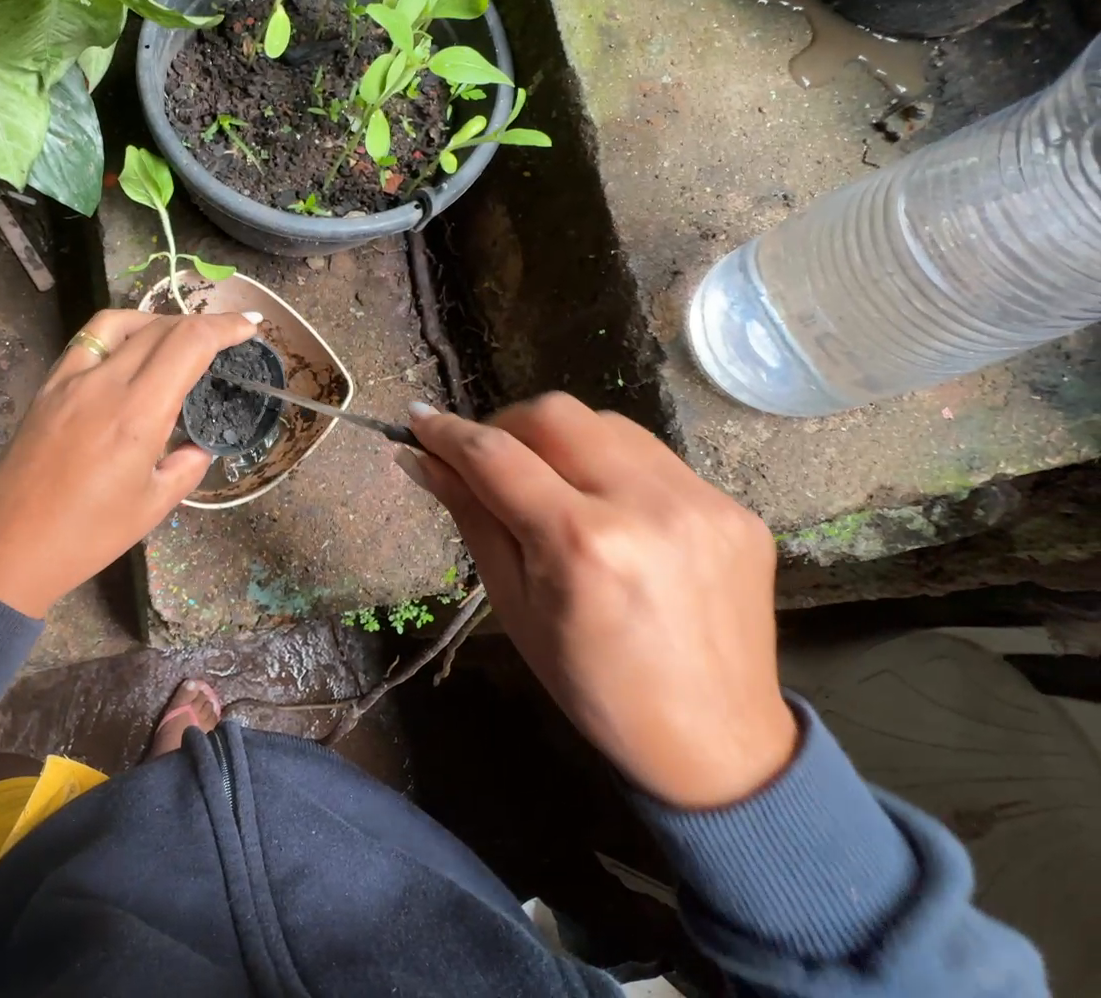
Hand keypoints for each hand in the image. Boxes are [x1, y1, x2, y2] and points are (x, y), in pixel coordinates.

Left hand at [0, 309, 260, 618]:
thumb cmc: (88, 536)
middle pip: (160, 328)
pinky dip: (117, 334)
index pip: (189, 344)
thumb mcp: (152, 507)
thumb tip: (197, 448)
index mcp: (138, 413)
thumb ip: (185, 468)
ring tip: (175, 338)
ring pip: (119, 324)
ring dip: (156, 321)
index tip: (249, 326)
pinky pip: (86, 342)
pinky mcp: (46, 388)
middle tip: (224, 337)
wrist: (10, 547)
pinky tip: (126, 353)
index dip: (225, 327)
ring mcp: (69, 381)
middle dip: (200, 324)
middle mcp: (104, 383)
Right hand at [397, 394, 797, 808]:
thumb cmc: (589, 684)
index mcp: (581, 543)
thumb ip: (472, 519)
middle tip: (485, 460)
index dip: (448, 433)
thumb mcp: (512, 605)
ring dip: (558, 440)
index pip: (497, 457)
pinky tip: (603, 509)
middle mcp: (646, 505)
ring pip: (607, 424)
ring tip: (545, 484)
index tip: (417, 421)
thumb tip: (422, 462)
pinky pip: (653, 457)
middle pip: (555, 415)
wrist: (711, 737)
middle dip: (505, 425)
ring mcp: (701, 501)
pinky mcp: (734, 507)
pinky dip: (608, 466)